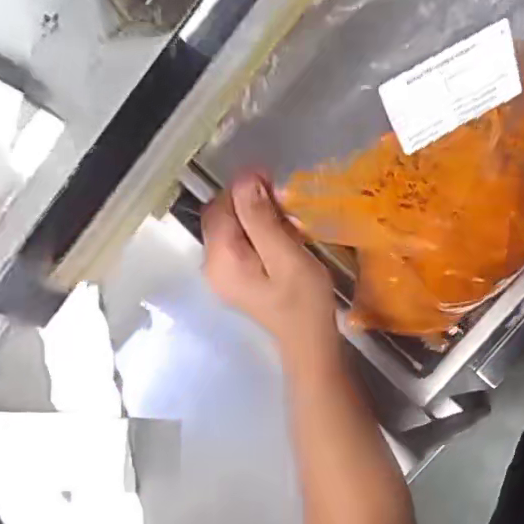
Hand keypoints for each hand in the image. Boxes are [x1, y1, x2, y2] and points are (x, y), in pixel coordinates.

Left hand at [201, 175, 339, 367]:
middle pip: (222, 217)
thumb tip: (245, 180)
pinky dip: (259, 234)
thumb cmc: (304, 302)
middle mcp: (213, 266)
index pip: (220, 208)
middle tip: (283, 200)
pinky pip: (241, 245)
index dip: (242, 188)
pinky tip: (282, 238)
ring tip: (287, 220)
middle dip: (249, 202)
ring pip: (232, 229)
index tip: (272, 180)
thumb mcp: (285, 256)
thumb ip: (261, 218)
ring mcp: (223, 275)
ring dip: (257, 217)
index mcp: (221, 260)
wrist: (310, 343)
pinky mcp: (238, 280)